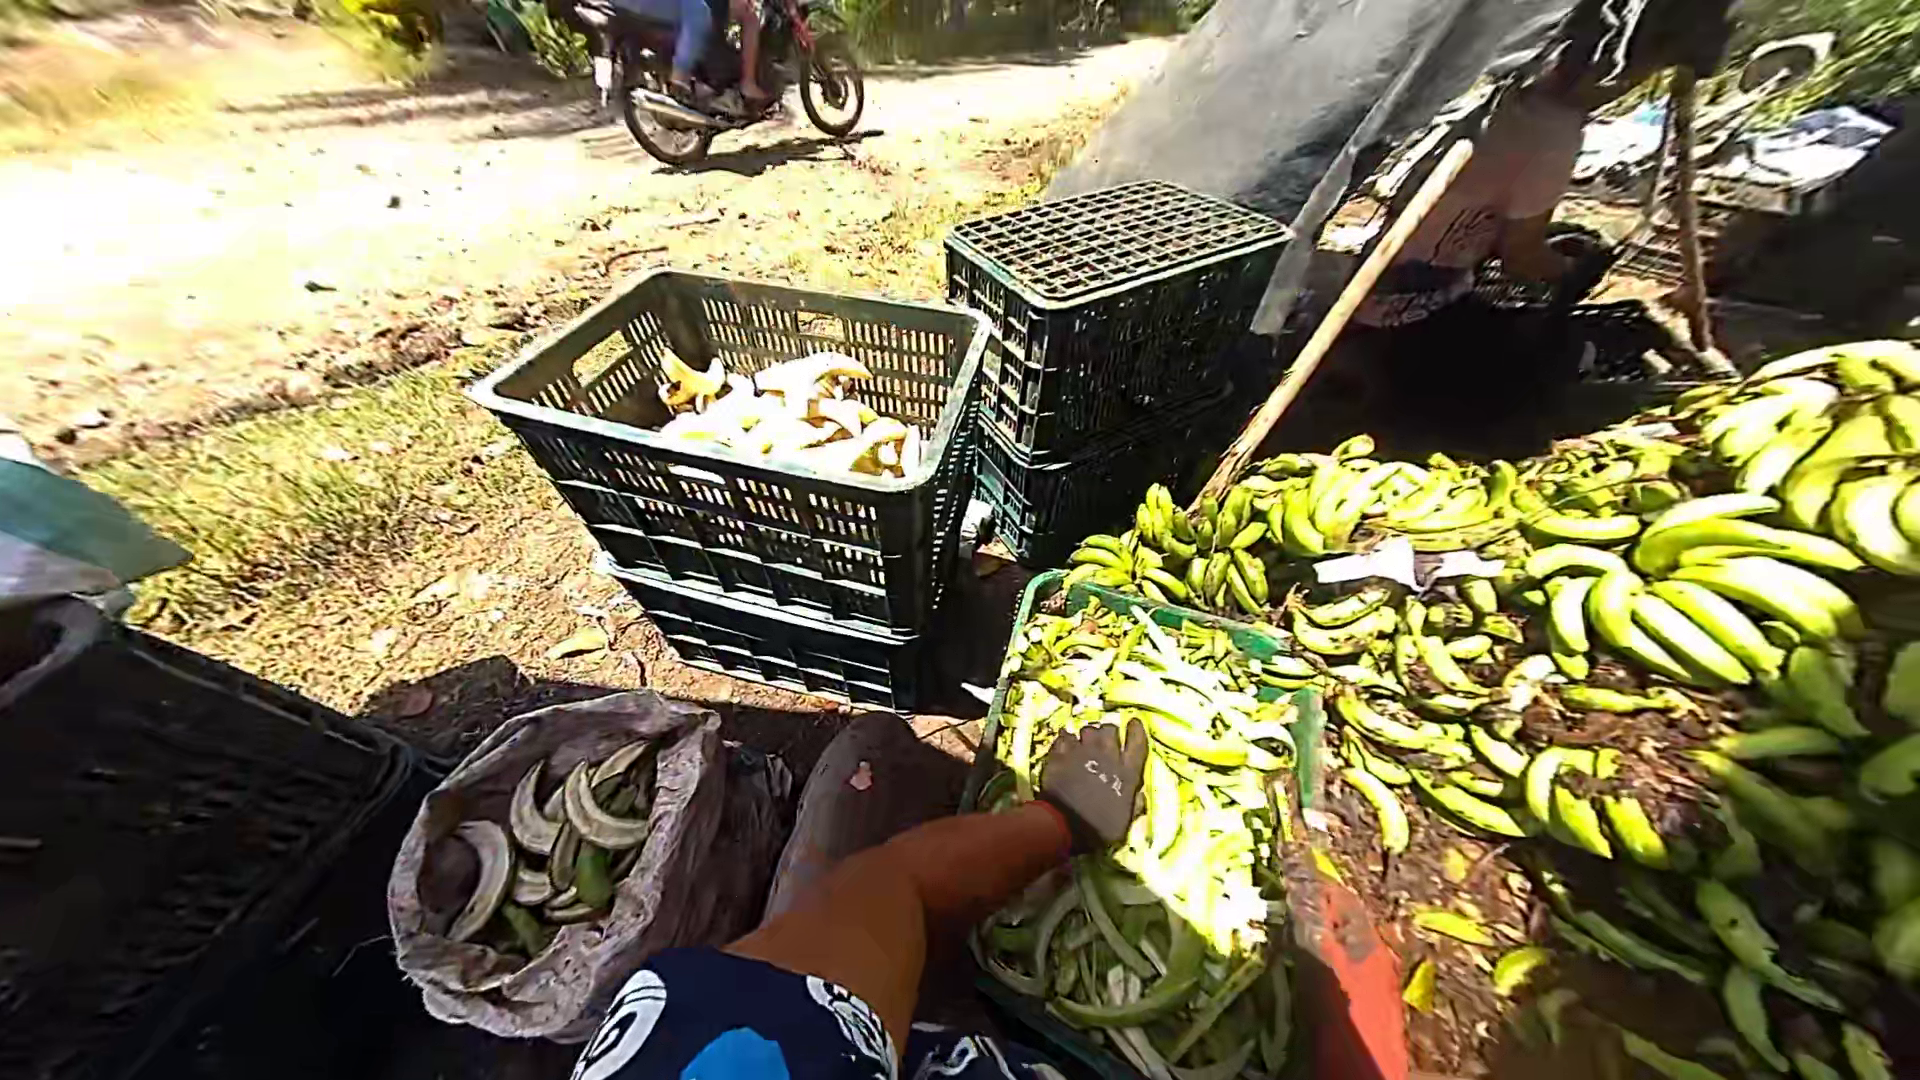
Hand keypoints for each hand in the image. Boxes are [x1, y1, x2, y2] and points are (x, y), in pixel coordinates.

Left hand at [1038, 719, 1147, 853]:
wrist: (1063, 825)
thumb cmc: (1099, 828)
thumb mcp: (1125, 820)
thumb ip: (1134, 802)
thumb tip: (1140, 793)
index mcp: (1127, 772)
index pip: (1138, 742)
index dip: (1137, 730)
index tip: (1134, 723)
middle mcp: (1107, 755)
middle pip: (1110, 729)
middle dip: (1108, 732)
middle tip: (1104, 741)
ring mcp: (1082, 750)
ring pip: (1088, 729)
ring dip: (1088, 735)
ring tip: (1084, 744)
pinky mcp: (1061, 751)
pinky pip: (1065, 736)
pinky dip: (1066, 740)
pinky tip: (1065, 746)